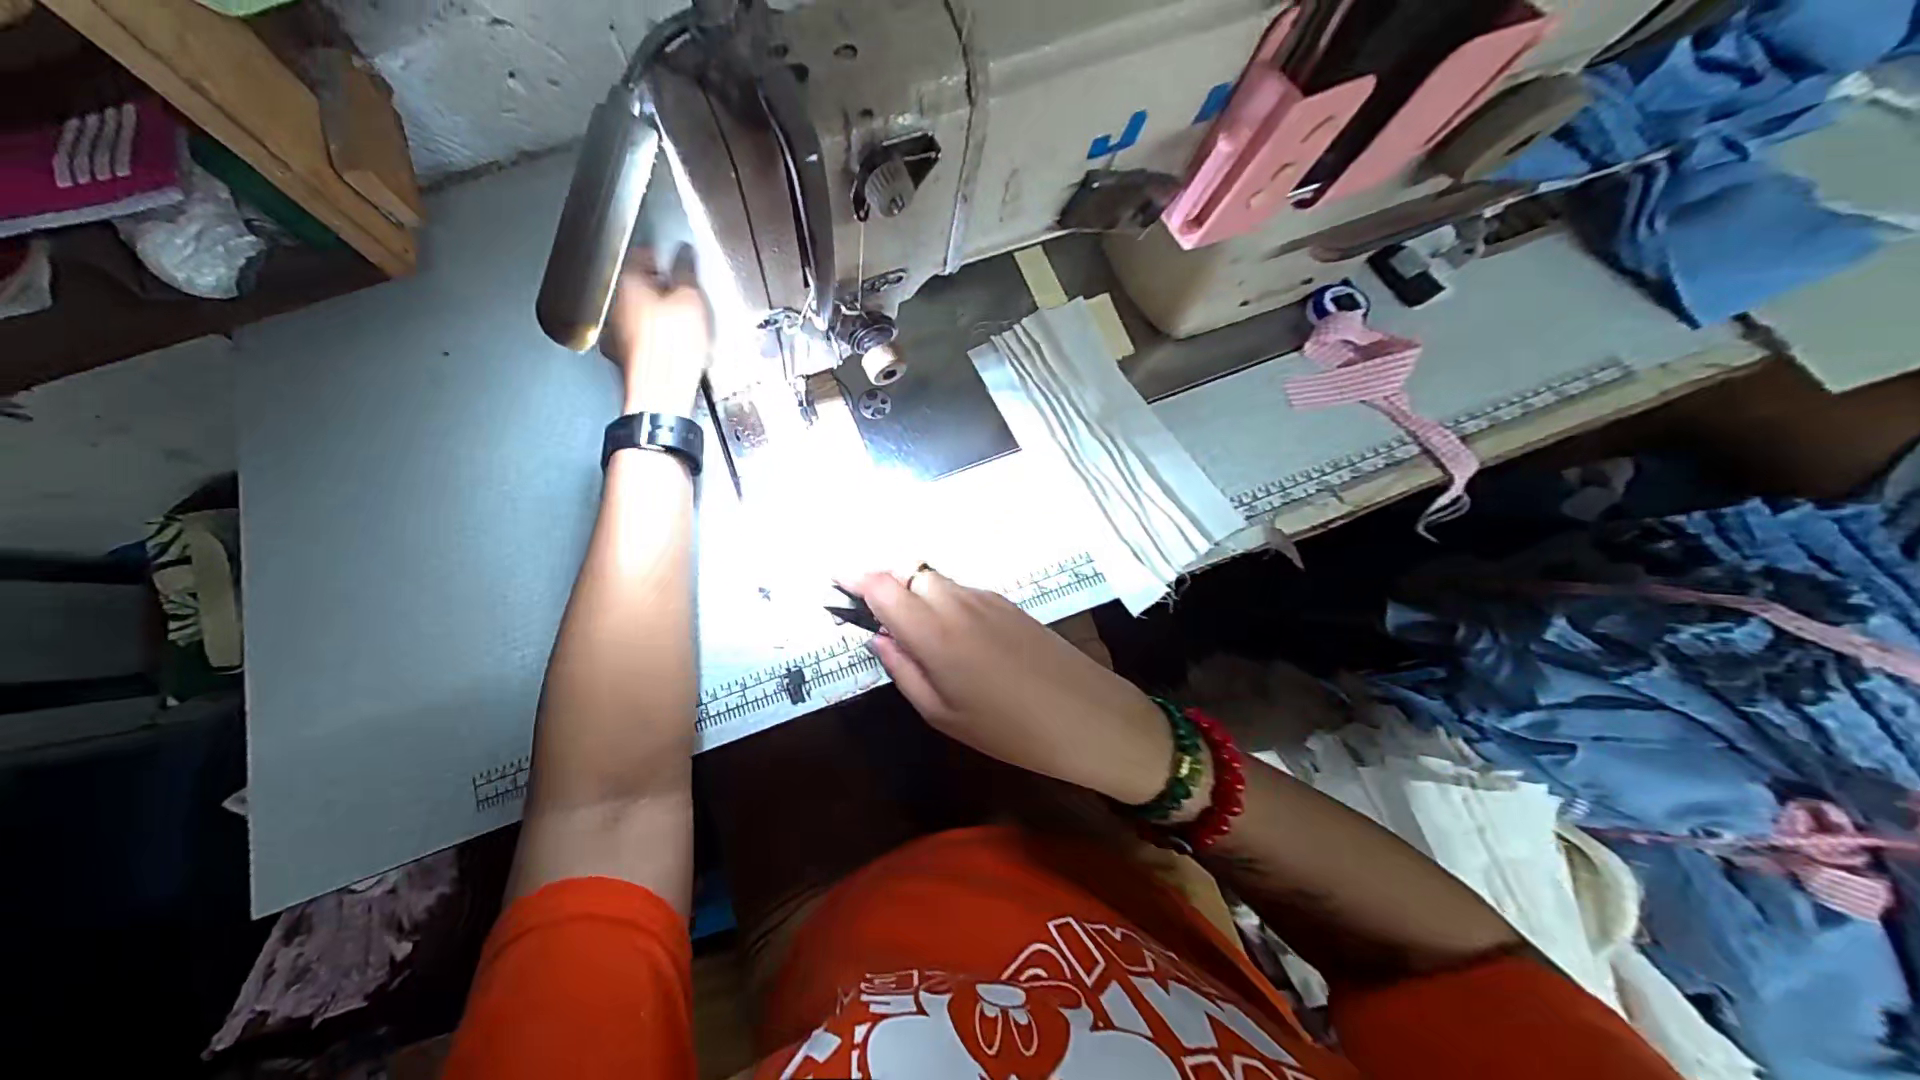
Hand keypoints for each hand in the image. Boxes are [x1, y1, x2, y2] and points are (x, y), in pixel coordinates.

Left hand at [601, 248, 710, 415]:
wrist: (663, 393)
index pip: (640, 253)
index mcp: (626, 283)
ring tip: (683, 319)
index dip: (662, 254)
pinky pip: (643, 336)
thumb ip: (686, 269)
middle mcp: (615, 305)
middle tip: (683, 289)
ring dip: (659, 311)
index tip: (675, 258)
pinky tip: (676, 343)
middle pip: (638, 284)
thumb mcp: (691, 299)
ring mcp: (618, 333)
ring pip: (640, 311)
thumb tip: (684, 252)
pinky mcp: (627, 356)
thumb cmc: (672, 349)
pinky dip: (657, 335)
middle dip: (661, 284)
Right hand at [842, 569, 1174, 804]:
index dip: (855, 579)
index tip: (836, 584)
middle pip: (909, 575)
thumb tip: (880, 638)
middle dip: (889, 590)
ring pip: (937, 581)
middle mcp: (958, 602)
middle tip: (882, 626)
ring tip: (920, 638)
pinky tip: (956, 641)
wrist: (1088, 716)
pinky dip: (945, 603)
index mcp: (935, 632)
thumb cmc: (1009, 730)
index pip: (884, 585)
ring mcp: (987, 598)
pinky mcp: (1009, 603)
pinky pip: (963, 591)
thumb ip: (903, 670)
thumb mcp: (943, 714)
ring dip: (918, 596)